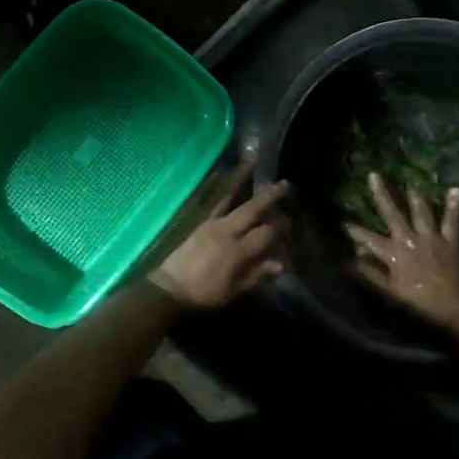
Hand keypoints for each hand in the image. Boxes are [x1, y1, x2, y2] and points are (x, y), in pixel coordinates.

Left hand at [150, 163, 289, 308]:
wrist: (168, 289)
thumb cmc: (203, 293)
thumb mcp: (233, 291)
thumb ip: (256, 274)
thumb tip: (280, 263)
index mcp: (237, 251)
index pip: (265, 233)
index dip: (280, 226)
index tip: (290, 221)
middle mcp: (226, 231)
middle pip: (252, 209)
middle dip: (271, 196)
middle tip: (286, 185)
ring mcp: (210, 222)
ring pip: (231, 197)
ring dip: (244, 180)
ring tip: (254, 164)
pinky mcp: (197, 221)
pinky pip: (210, 200)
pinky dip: (216, 184)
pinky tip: (220, 171)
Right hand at [346, 172, 458, 323]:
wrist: (452, 305)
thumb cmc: (419, 300)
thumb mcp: (390, 290)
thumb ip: (371, 274)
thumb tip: (351, 261)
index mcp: (394, 253)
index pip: (369, 239)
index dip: (355, 231)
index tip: (344, 222)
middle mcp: (410, 239)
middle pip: (392, 213)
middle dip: (381, 194)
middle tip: (374, 175)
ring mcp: (431, 237)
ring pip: (421, 211)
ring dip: (415, 195)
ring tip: (410, 182)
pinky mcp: (450, 239)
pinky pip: (451, 219)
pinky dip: (453, 205)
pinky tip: (454, 189)